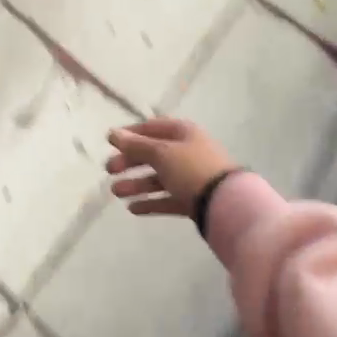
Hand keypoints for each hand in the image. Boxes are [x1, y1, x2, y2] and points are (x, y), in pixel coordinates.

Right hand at [106, 118, 235, 216]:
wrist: (227, 205)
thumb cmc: (192, 169)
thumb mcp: (161, 153)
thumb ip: (135, 145)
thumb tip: (112, 133)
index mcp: (183, 133)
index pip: (152, 128)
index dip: (130, 134)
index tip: (110, 143)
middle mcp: (187, 152)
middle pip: (152, 154)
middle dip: (129, 162)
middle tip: (109, 170)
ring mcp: (191, 178)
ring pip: (158, 179)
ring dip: (136, 184)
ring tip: (116, 192)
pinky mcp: (193, 201)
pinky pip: (167, 199)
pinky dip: (150, 202)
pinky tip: (133, 209)